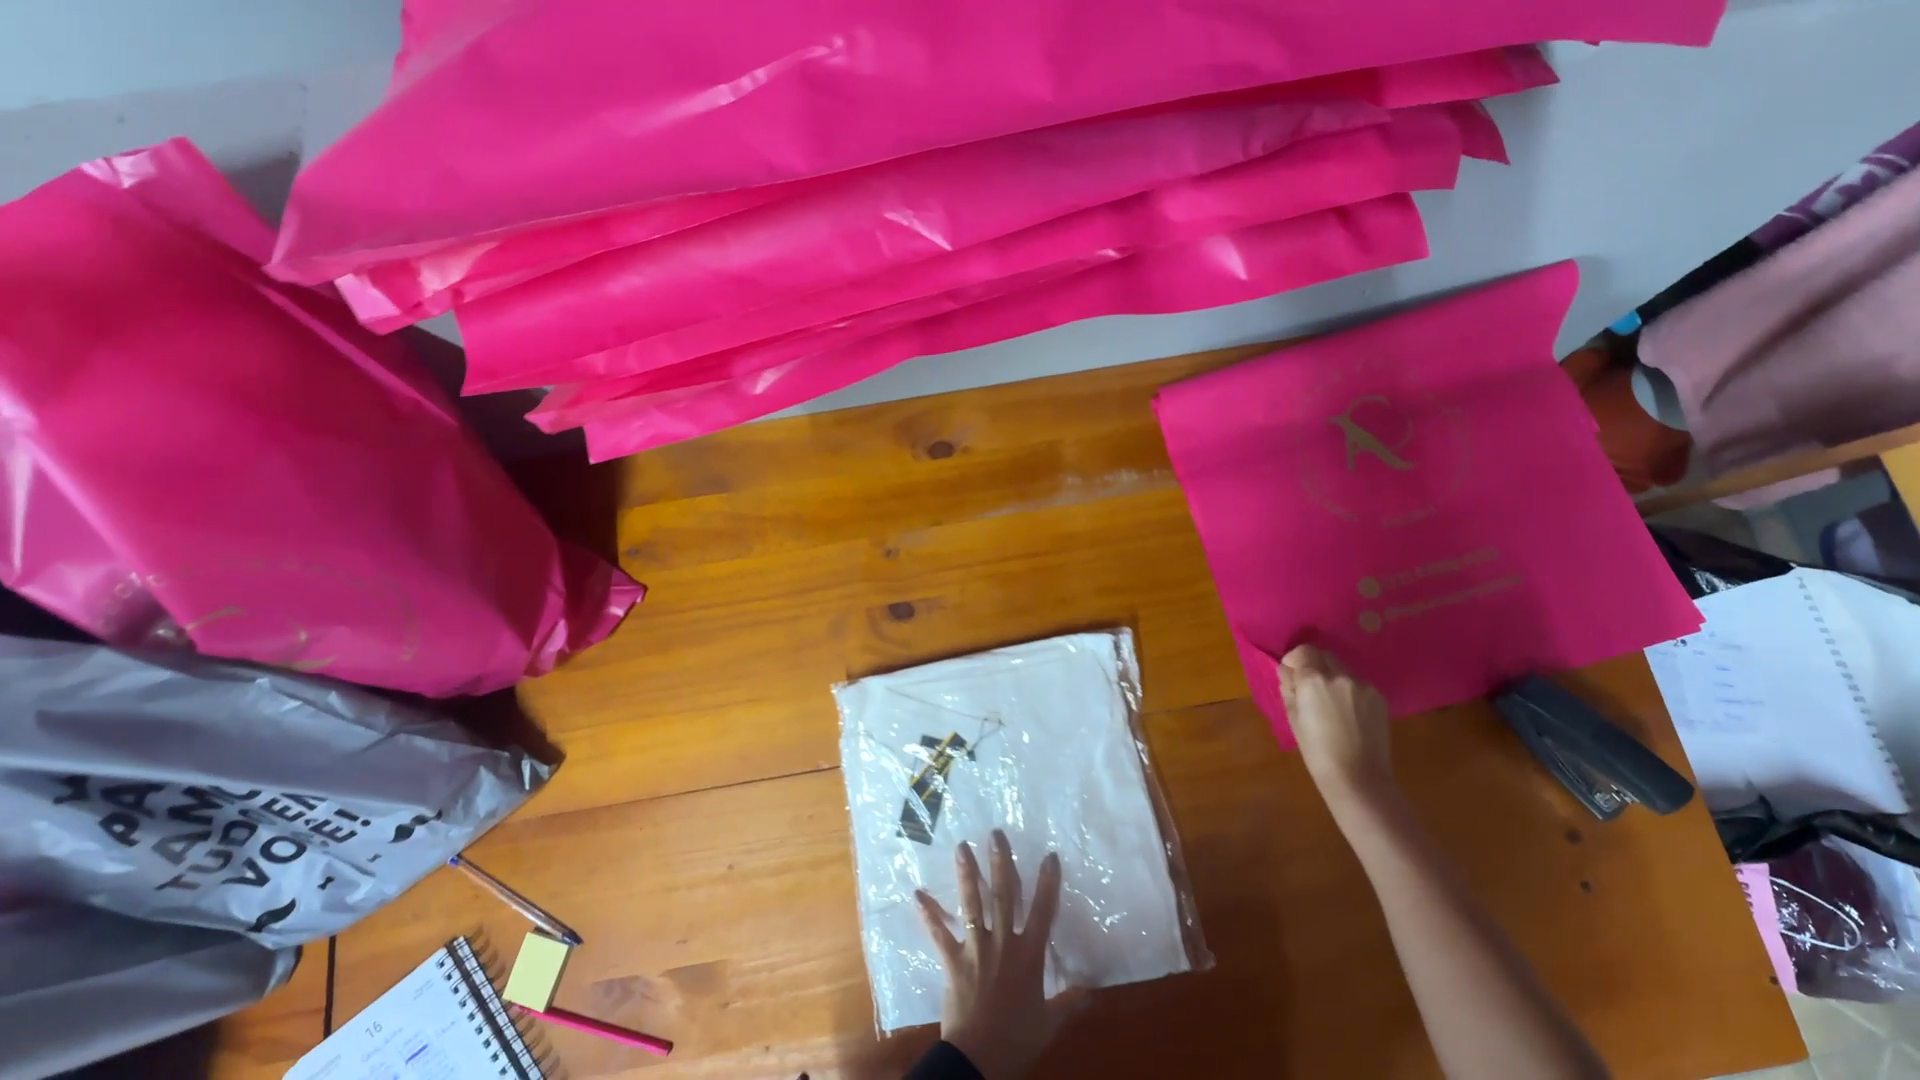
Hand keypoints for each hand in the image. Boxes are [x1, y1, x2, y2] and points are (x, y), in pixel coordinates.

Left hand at [914, 830, 1087, 1077]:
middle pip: (1004, 895)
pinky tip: (916, 894)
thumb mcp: (1049, 1023)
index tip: (1049, 855)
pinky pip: (938, 933)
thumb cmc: (1017, 1039)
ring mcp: (976, 949)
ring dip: (966, 874)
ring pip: (972, 904)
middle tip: (995, 833)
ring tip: (961, 847)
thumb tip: (1091, 990)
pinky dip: (928, 914)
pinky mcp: (952, 961)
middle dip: (1001, 862)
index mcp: (1030, 955)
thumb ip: (1069, 1003)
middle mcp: (1004, 943)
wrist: (978, 1057)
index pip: (1043, 911)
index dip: (1048, 882)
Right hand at [1279, 644, 1394, 802]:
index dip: (1294, 660)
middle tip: (1308, 687)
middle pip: (1324, 655)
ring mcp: (1363, 685)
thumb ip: (1290, 690)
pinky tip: (1347, 713)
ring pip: (1342, 668)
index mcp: (1314, 681)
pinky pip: (1357, 684)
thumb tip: (1288, 673)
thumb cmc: (1317, 753)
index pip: (1303, 652)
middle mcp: (1340, 676)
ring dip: (1331, 676)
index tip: (1290, 675)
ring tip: (1329, 703)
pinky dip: (1348, 690)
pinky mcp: (1379, 697)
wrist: (1358, 777)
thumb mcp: (1293, 719)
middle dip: (1313, 665)